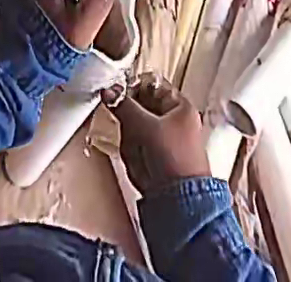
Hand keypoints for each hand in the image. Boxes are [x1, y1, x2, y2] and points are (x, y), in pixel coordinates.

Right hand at [115, 74, 211, 191]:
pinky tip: (138, 162)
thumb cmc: (172, 160)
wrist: (179, 205)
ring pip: (137, 128)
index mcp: (181, 107)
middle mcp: (176, 121)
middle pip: (142, 108)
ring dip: (131, 139)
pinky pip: (137, 147)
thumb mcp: (144, 126)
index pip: (151, 85)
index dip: (133, 88)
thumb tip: (109, 92)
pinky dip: (134, 154)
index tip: (118, 96)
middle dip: (131, 121)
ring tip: (138, 151)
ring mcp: (167, 141)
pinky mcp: (158, 159)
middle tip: (130, 129)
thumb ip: (124, 106)